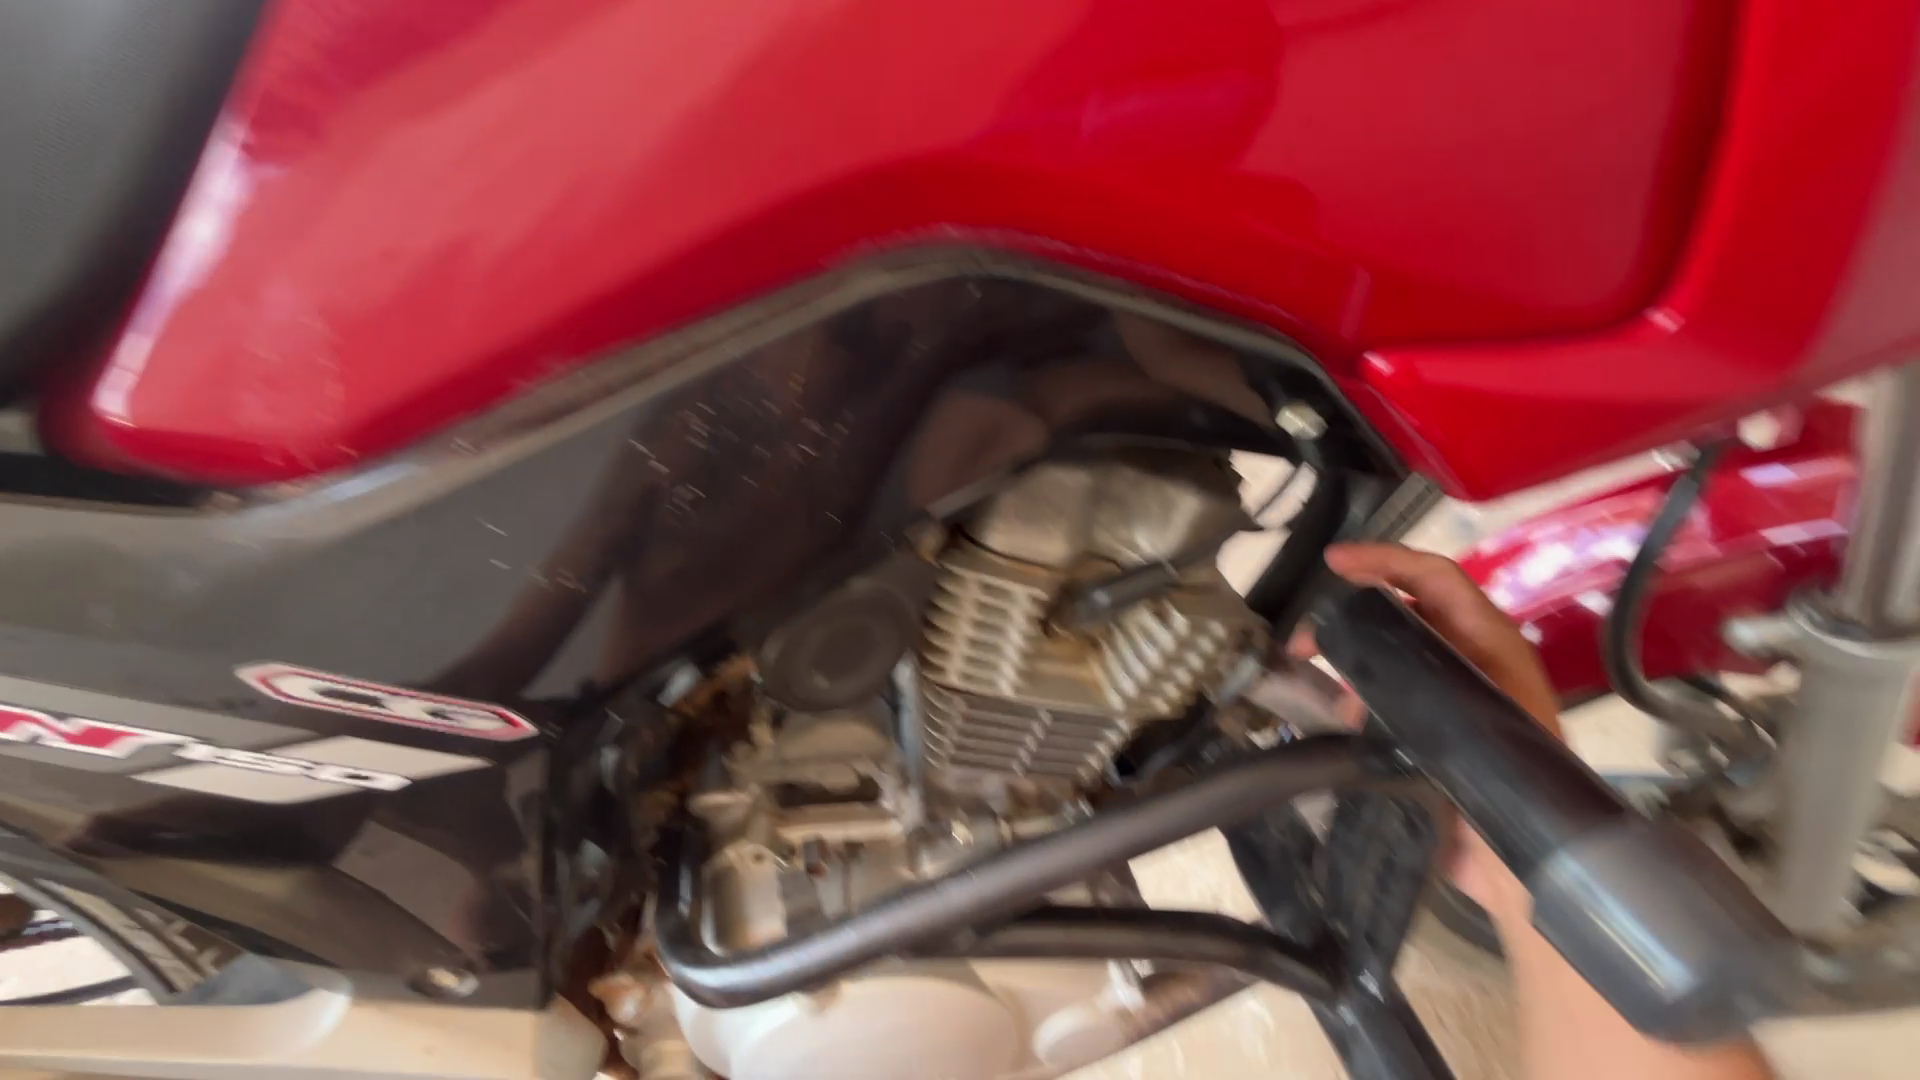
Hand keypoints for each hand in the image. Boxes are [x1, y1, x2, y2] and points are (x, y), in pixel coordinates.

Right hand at [1314, 542, 1563, 923]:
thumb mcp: (1480, 733)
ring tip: (1327, 697)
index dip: (1386, 561)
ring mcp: (1444, 692)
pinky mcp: (1426, 723)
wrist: (1524, 868)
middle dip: (1347, 617)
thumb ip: (1430, 704)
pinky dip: (1354, 701)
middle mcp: (1466, 660)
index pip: (1437, 580)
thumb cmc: (1516, 794)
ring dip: (1348, 666)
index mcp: (1491, 648)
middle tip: (1303, 642)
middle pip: (1401, 610)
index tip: (1334, 563)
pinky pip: (1378, 694)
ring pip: (1384, 652)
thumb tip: (1359, 692)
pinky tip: (1345, 725)